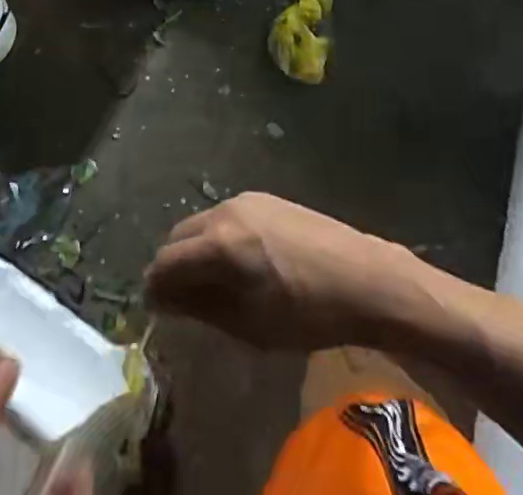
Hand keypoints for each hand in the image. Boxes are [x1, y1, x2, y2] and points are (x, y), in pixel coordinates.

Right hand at [144, 193, 421, 350]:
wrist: (366, 278)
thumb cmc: (308, 312)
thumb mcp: (248, 323)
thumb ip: (199, 307)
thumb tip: (164, 298)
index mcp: (219, 243)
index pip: (165, 263)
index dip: (156, 289)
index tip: (160, 311)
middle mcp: (226, 211)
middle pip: (178, 236)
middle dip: (173, 266)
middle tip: (185, 300)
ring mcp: (248, 199)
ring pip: (202, 224)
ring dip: (197, 250)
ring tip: (216, 282)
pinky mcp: (267, 198)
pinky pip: (227, 217)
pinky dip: (220, 238)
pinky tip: (242, 262)